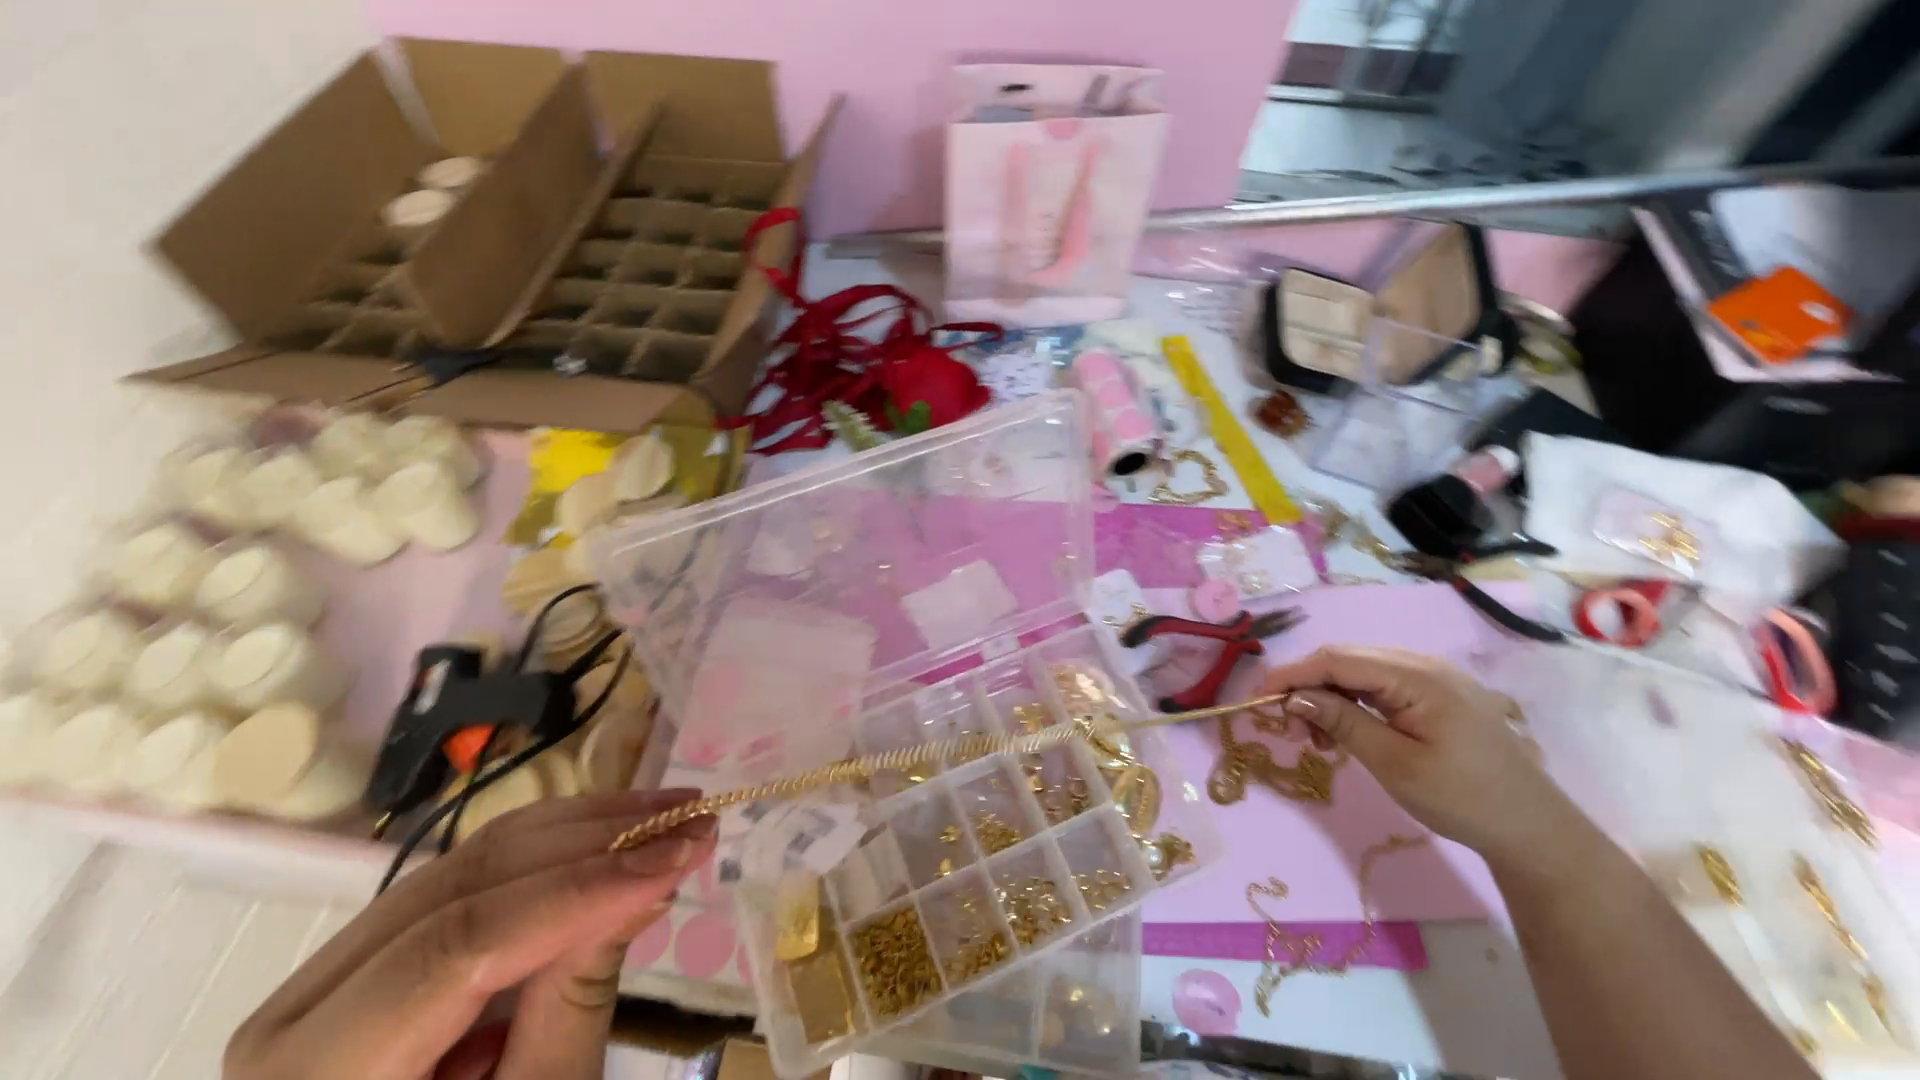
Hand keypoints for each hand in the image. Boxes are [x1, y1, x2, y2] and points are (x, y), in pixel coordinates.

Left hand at [225, 789, 715, 1079]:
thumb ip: (576, 998)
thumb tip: (650, 875)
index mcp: (311, 1074)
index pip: (455, 944)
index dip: (578, 889)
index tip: (680, 853)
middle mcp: (295, 1006)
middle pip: (461, 885)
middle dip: (591, 841)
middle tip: (691, 816)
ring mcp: (330, 971)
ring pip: (467, 863)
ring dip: (582, 829)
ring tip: (672, 810)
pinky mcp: (374, 954)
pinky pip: (466, 881)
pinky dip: (553, 850)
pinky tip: (616, 831)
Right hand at [1259, 646, 1588, 867]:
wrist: (1531, 828)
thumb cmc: (1462, 798)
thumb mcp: (1393, 763)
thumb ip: (1342, 721)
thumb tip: (1294, 697)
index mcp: (1418, 677)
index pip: (1337, 659)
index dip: (1292, 674)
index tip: (1257, 699)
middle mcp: (1425, 665)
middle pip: (1347, 660)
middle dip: (1308, 686)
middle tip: (1289, 727)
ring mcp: (1435, 679)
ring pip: (1362, 672)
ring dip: (1330, 697)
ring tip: (1319, 739)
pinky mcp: (1439, 696)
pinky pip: (1382, 686)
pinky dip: (1355, 704)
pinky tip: (1348, 732)